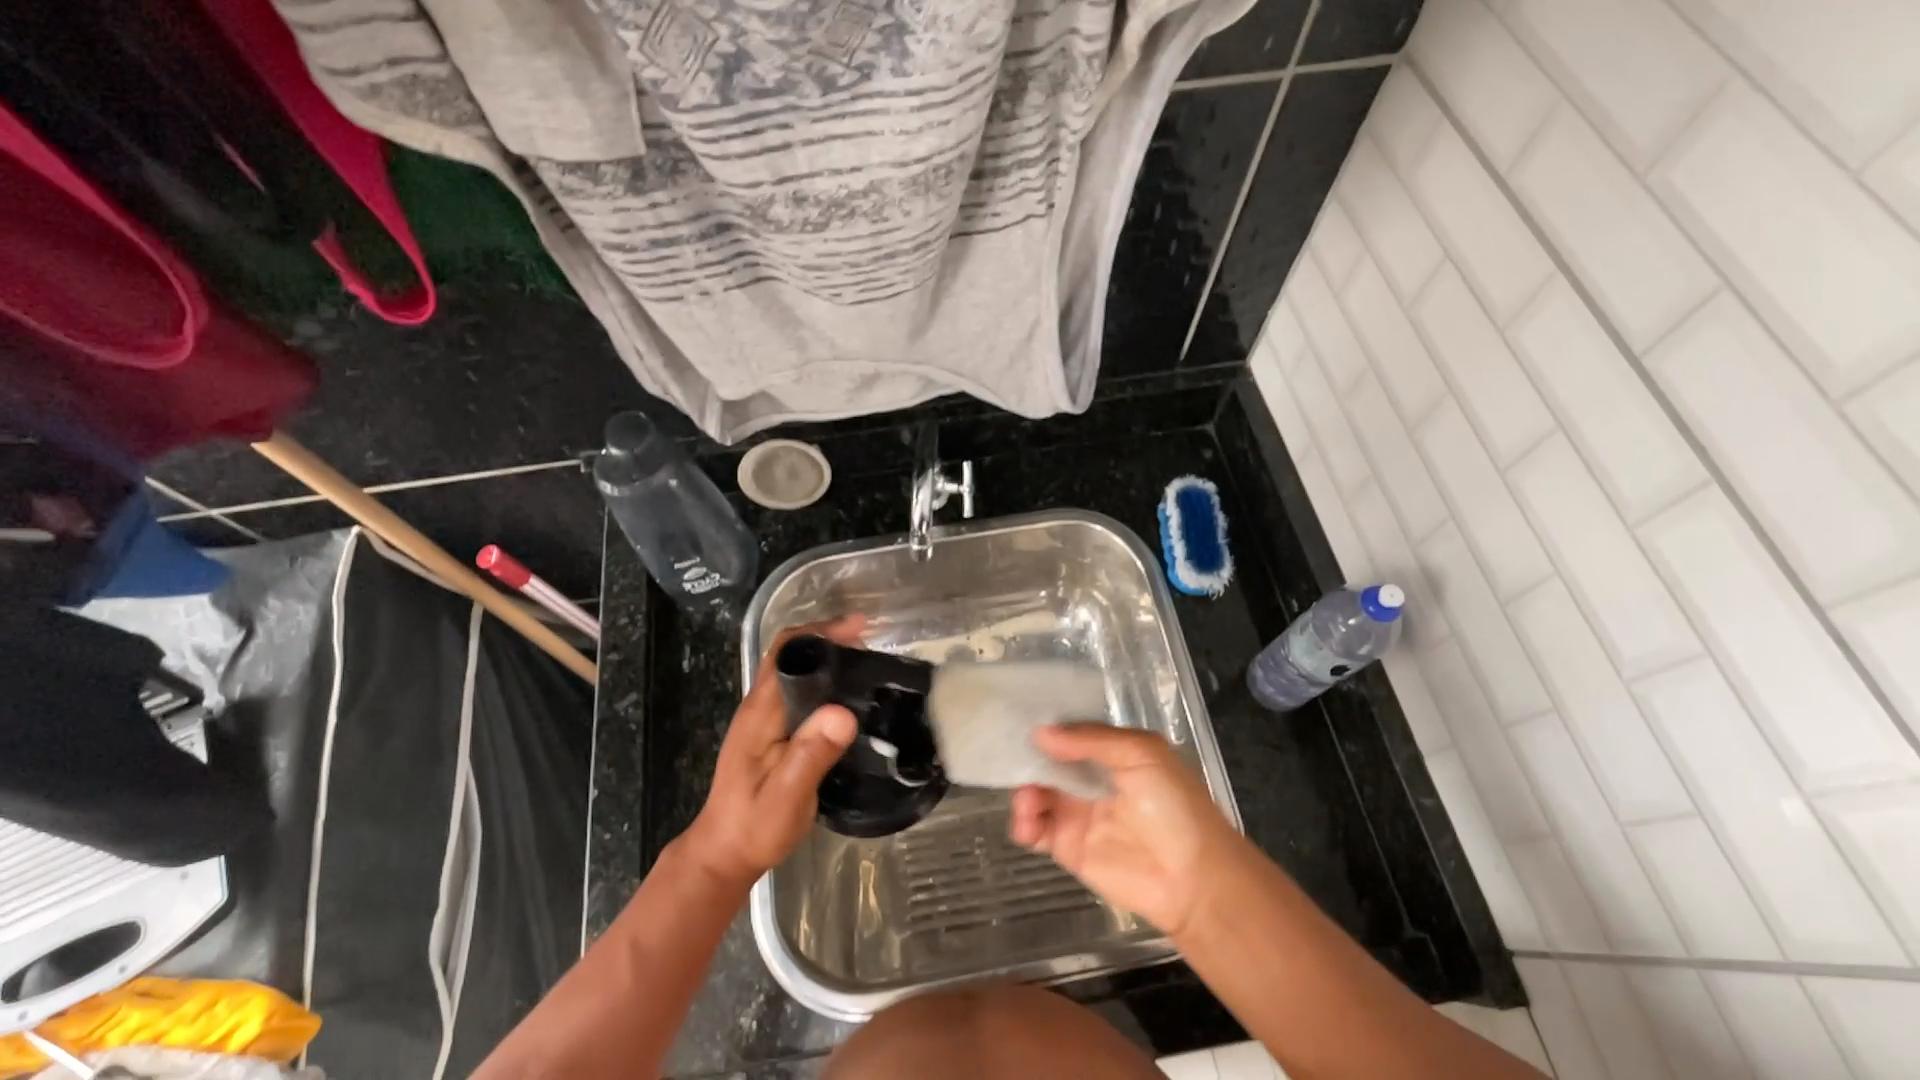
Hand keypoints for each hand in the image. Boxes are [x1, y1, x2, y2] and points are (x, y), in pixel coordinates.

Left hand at [679, 616, 863, 889]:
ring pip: (794, 672)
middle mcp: (760, 706)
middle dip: (829, 639)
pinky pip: (799, 693)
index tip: (860, 629)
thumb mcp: (787, 795)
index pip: (786, 652)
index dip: (821, 632)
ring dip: (828, 659)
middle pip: (790, 654)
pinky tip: (850, 697)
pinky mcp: (771, 733)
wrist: (725, 855)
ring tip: (870, 663)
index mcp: (761, 712)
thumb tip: (842, 713)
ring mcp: (764, 719)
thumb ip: (811, 754)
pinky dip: (825, 682)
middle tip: (873, 642)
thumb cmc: (754, 827)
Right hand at [1008, 723, 1247, 937]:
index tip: (1019, 719)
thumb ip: (1091, 740)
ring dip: (1023, 792)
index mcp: (1114, 753)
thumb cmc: (1176, 807)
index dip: (1048, 726)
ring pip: (1035, 793)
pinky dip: (1022, 824)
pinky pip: (1034, 830)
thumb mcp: (1142, 755)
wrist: (1192, 878)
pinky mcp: (1067, 847)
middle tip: (1014, 761)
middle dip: (1029, 759)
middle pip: (1047, 762)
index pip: (1072, 733)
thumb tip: (1040, 733)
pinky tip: (1028, 825)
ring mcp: (1078, 814)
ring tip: (1030, 802)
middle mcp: (1092, 780)